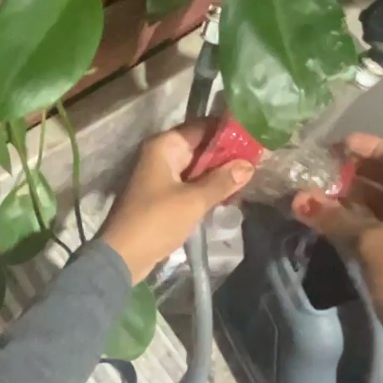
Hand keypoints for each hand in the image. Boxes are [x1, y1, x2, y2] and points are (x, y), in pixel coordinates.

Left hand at [98, 120, 253, 282]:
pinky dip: (206, 189)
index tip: (256, 137)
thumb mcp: (194, 200)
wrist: (122, 256)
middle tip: (259, 160)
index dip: (229, 131)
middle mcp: (160, 156)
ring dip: (219, 175)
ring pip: (196, 169)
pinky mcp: (161, 198)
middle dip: (227, 155)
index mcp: (164, 146)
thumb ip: (222, 180)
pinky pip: (189, 186)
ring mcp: (160, 178)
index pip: (203, 127)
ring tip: (251, 178)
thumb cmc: (156, 221)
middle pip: (201, 148)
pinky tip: (229, 196)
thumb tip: (248, 165)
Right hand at [290, 133, 382, 359]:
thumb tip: (297, 198)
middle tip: (325, 168)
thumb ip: (334, 216)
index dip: (372, 147)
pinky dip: (357, 216)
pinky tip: (332, 216)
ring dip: (354, 195)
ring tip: (322, 190)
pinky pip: (379, 222)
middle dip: (359, 171)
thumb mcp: (369, 241)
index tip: (339, 146)